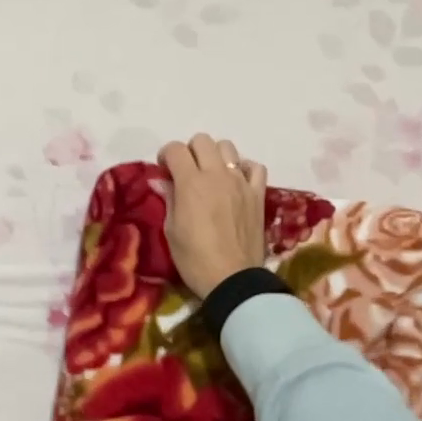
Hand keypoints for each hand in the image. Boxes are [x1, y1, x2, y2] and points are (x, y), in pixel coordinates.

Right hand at [159, 133, 267, 297]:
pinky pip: (255, 167)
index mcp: (191, 183)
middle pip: (202, 140)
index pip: (175, 149)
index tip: (164, 171)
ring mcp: (241, 183)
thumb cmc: (194, 259)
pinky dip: (244, 168)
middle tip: (186, 172)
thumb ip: (169, 199)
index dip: (166, 155)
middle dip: (190, 151)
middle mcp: (217, 175)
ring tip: (211, 175)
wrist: (232, 280)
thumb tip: (163, 182)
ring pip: (228, 147)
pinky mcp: (258, 194)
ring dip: (216, 156)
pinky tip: (236, 181)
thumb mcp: (171, 230)